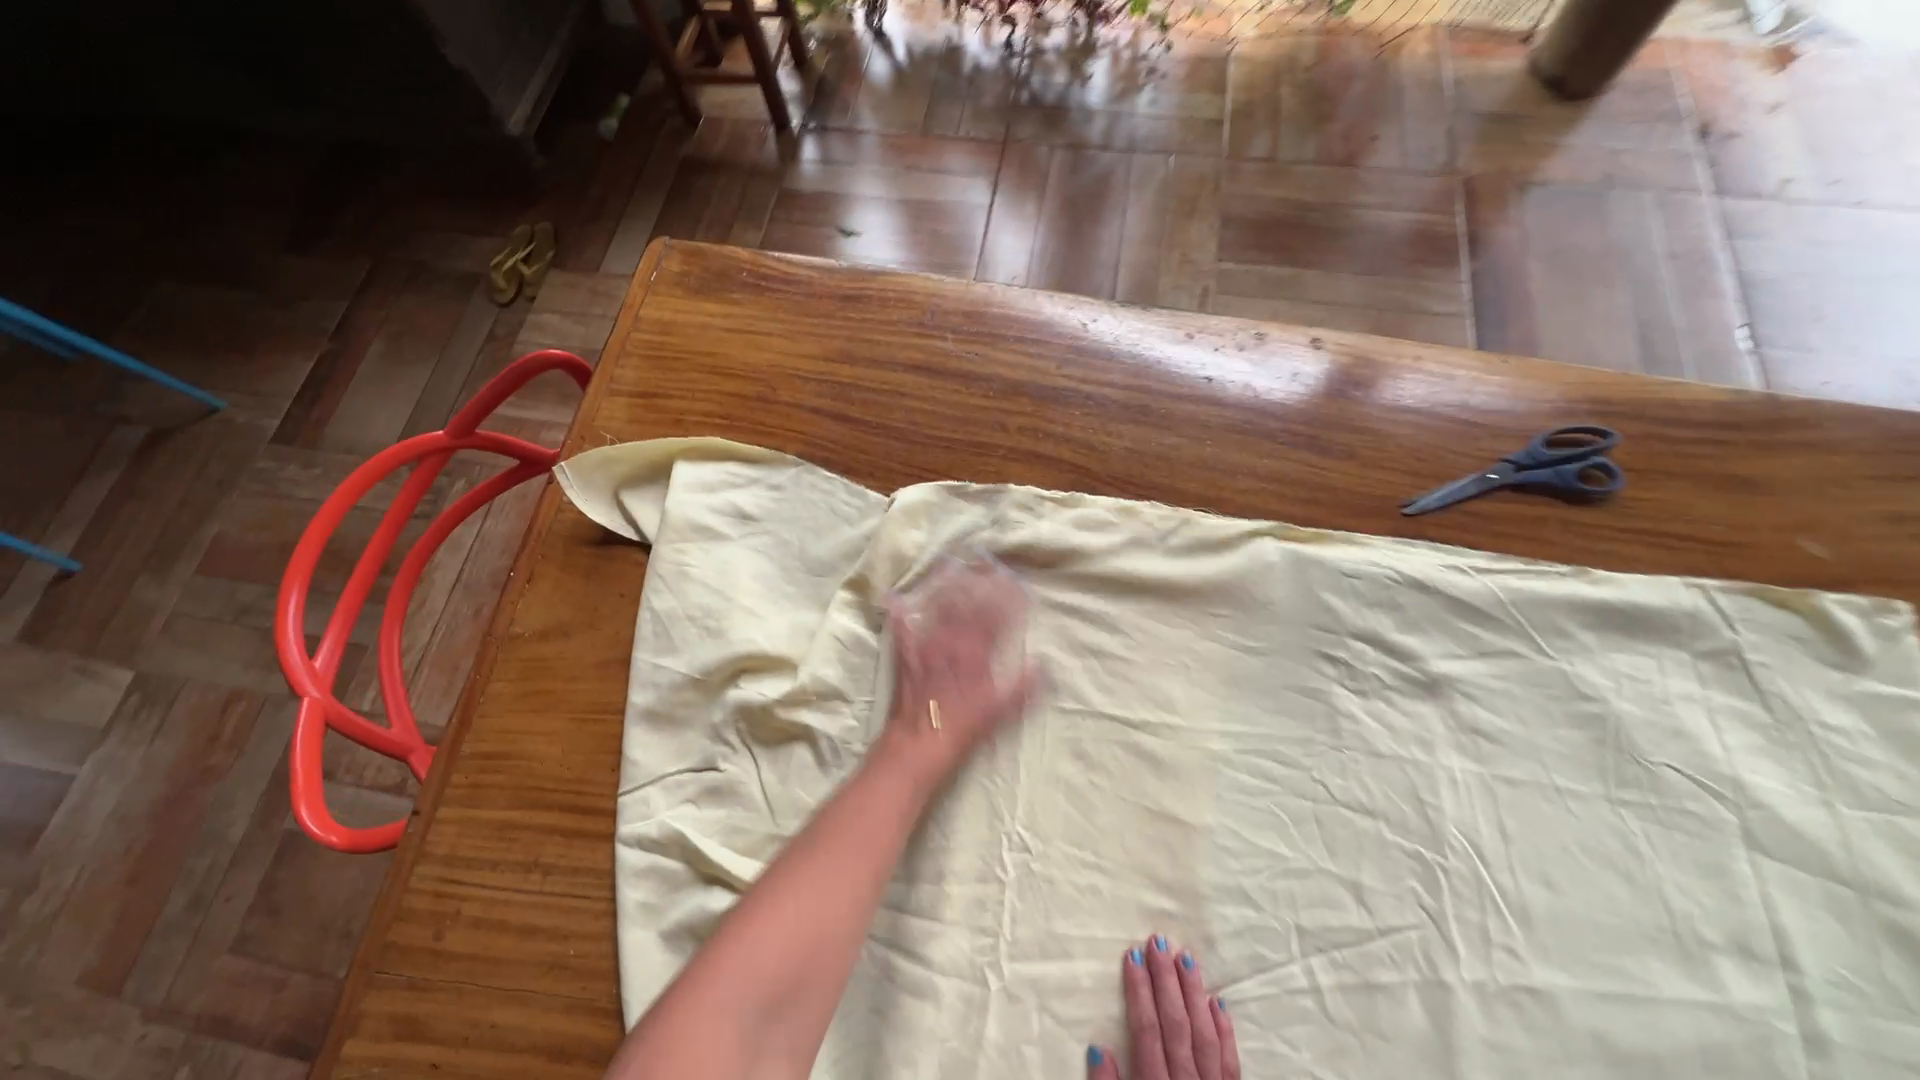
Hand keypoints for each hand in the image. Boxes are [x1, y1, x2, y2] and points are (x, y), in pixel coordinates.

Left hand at [873, 555, 1044, 785]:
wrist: (918, 744)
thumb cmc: (962, 730)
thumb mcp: (1000, 712)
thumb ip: (1023, 687)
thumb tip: (1043, 666)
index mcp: (978, 657)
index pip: (997, 620)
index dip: (1009, 599)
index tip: (1018, 582)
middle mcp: (953, 646)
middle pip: (967, 607)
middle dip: (979, 582)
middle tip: (986, 562)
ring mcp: (927, 648)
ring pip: (938, 610)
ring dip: (946, 586)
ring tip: (951, 563)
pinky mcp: (905, 656)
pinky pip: (902, 629)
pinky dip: (900, 613)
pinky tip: (897, 597)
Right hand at [1088, 936, 1239, 1079]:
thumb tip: (1097, 1049)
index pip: (1146, 1030)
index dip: (1139, 991)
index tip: (1133, 956)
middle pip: (1176, 1024)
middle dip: (1165, 980)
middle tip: (1158, 942)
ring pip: (1204, 1034)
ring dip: (1194, 993)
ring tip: (1185, 957)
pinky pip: (1229, 1059)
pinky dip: (1224, 1029)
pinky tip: (1217, 1001)